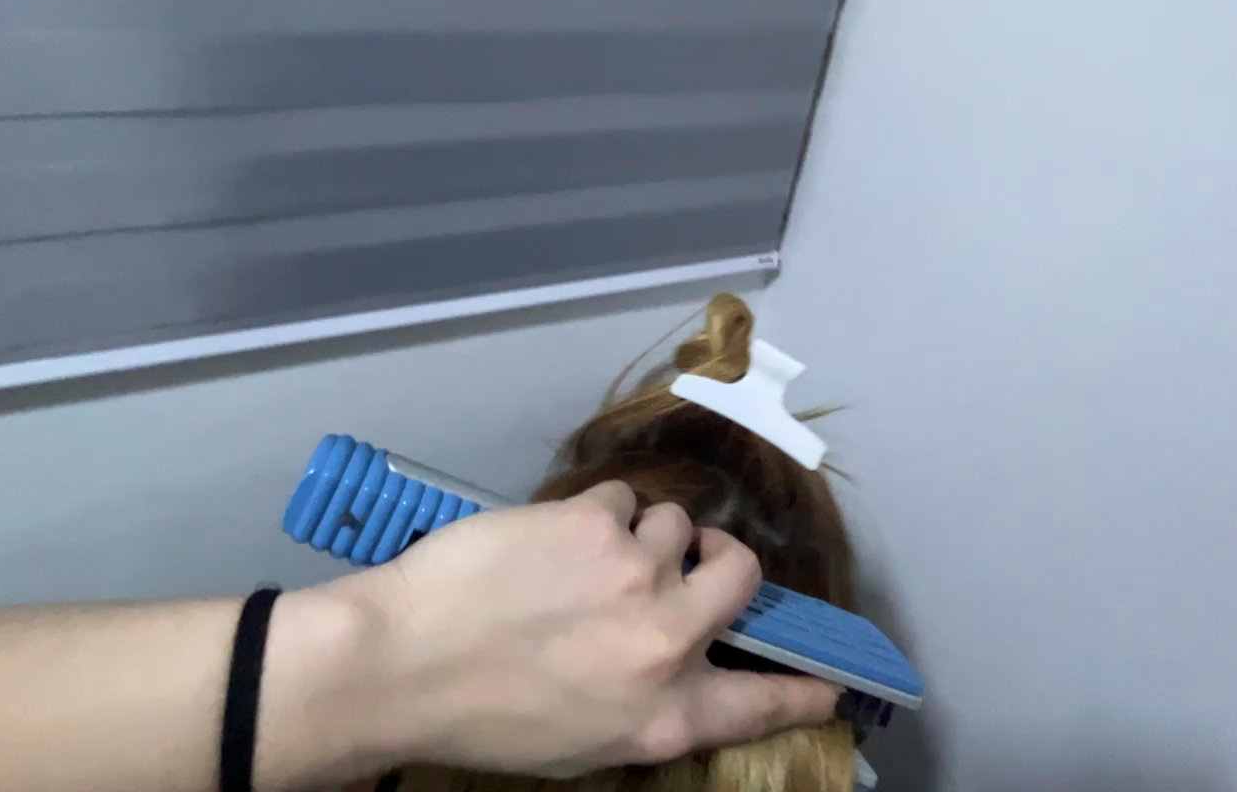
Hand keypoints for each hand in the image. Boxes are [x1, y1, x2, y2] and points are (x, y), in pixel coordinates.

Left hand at [331, 482, 839, 777]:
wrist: (406, 661)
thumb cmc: (487, 714)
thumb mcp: (585, 736)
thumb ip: (649, 699)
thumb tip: (683, 659)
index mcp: (663, 710)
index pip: (757, 702)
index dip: (798, 689)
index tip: (830, 684)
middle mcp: (666, 640)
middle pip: (742, 570)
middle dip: (720, 556)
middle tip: (688, 557)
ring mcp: (635, 572)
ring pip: (675, 520)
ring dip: (643, 533)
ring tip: (590, 554)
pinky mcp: (594, 521)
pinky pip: (623, 498)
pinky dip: (598, 513)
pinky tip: (556, 537)